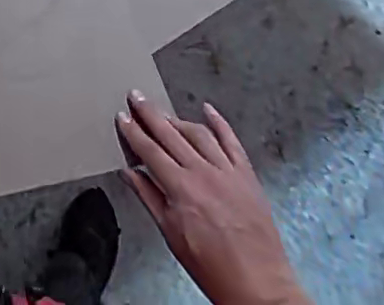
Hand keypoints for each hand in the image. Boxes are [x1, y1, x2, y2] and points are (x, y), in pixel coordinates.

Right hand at [115, 93, 309, 304]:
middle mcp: (204, 174)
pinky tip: (209, 110)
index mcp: (181, 188)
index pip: (149, 149)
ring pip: (198, 133)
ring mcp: (228, 173)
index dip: (132, 131)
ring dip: (177, 119)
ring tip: (162, 111)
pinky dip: (220, 123)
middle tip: (136, 97)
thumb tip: (129, 173)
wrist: (261, 289)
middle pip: (170, 133)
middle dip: (149, 113)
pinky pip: (232, 143)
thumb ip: (148, 197)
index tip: (122, 117)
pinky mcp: (248, 178)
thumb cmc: (215, 269)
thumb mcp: (171, 235)